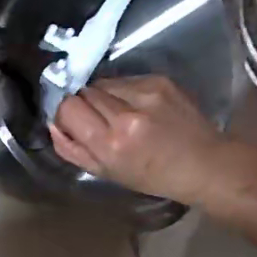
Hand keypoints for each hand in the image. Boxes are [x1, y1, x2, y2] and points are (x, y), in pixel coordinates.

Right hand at [51, 75, 243, 205]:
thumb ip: (71, 149)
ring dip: (101, 96)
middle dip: (81, 104)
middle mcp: (126, 114)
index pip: (68, 107)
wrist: (203, 163)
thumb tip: (53, 124)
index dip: (64, 112)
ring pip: (102, 83)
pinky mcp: (160, 81)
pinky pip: (124, 80)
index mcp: (109, 142)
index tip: (69, 121)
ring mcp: (146, 93)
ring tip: (115, 113)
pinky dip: (121, 91)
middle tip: (93, 119)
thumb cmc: (150, 176)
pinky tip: (135, 106)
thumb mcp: (103, 172)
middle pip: (83, 92)